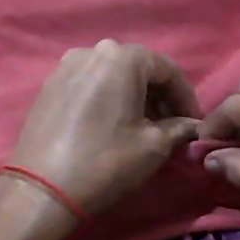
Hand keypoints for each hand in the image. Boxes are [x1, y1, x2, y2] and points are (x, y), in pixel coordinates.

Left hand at [0, 41, 200, 239]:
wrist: (44, 188)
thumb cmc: (108, 161)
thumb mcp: (155, 145)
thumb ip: (180, 128)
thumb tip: (192, 126)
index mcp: (120, 58)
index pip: (167, 69)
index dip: (187, 96)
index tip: (195, 123)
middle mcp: (91, 51)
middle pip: (139, 68)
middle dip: (161, 96)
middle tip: (174, 126)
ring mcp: (65, 67)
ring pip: (114, 76)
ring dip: (137, 98)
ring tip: (147, 128)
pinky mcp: (50, 87)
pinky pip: (93, 85)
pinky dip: (113, 100)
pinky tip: (118, 126)